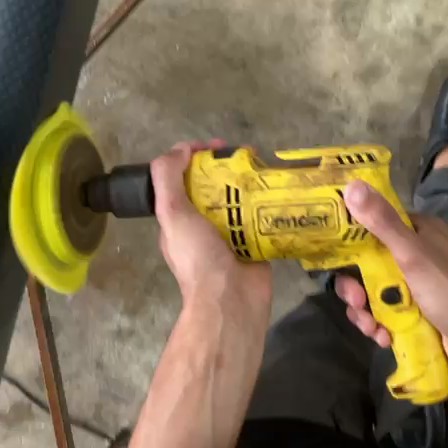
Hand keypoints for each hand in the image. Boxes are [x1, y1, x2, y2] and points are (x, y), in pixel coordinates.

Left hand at [152, 141, 273, 324]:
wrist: (232, 300)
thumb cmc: (198, 257)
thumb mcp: (172, 214)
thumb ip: (167, 179)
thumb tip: (181, 149)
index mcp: (179, 218)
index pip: (183, 178)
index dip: (195, 156)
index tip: (215, 147)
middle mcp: (203, 224)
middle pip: (213, 185)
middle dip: (227, 165)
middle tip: (248, 153)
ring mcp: (230, 234)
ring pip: (240, 198)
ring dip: (251, 180)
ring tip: (265, 165)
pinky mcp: (255, 243)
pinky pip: (262, 216)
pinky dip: (270, 201)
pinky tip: (279, 187)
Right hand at [332, 180, 447, 373]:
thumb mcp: (414, 254)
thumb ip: (382, 222)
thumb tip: (351, 184)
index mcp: (421, 231)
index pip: (376, 224)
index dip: (352, 240)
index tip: (336, 259)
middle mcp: (419, 253)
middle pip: (370, 263)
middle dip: (357, 286)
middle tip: (356, 302)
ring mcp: (418, 284)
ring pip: (376, 291)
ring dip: (366, 310)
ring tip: (370, 327)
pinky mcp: (418, 311)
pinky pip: (387, 312)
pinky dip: (380, 324)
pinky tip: (383, 337)